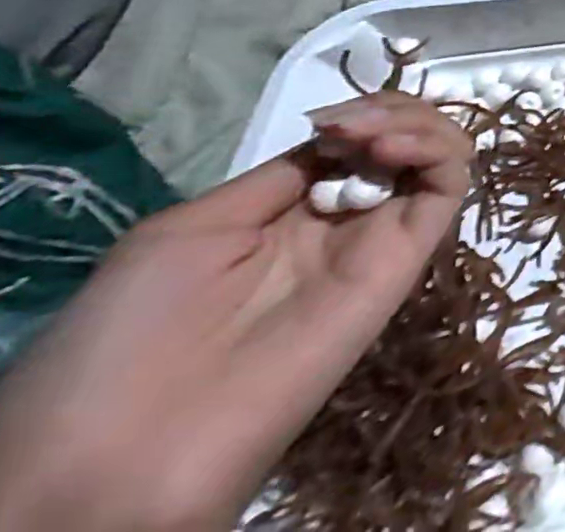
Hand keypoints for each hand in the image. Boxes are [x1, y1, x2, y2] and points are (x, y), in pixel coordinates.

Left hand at [0, 92, 472, 531]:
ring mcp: (379, 241)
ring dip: (421, 124)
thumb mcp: (191, 231)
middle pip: (407, 144)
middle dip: (395, 110)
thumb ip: (279, 180)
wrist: (119, 455)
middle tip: (354, 121)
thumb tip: (339, 141)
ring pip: (439, 160)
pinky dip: (437, 155)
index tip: (325, 118)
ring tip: (373, 132)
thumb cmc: (123, 340)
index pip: (357, 144)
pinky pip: (445, 195)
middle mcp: (346, 221)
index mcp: (289, 213)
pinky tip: (391, 147)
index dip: (355, 113)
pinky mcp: (404, 263)